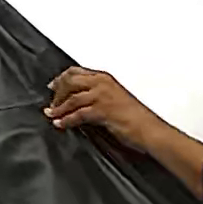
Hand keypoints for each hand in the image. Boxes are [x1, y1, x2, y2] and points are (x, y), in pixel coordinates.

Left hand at [45, 66, 166, 153]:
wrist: (152, 131)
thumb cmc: (137, 118)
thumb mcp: (115, 98)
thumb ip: (98, 94)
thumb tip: (80, 100)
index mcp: (104, 78)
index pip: (75, 72)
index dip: (61, 78)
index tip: (52, 84)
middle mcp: (101, 83)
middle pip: (70, 81)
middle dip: (57, 92)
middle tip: (50, 101)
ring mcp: (101, 96)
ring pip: (71, 98)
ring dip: (58, 107)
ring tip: (51, 114)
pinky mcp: (102, 110)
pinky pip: (78, 114)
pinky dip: (66, 119)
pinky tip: (60, 124)